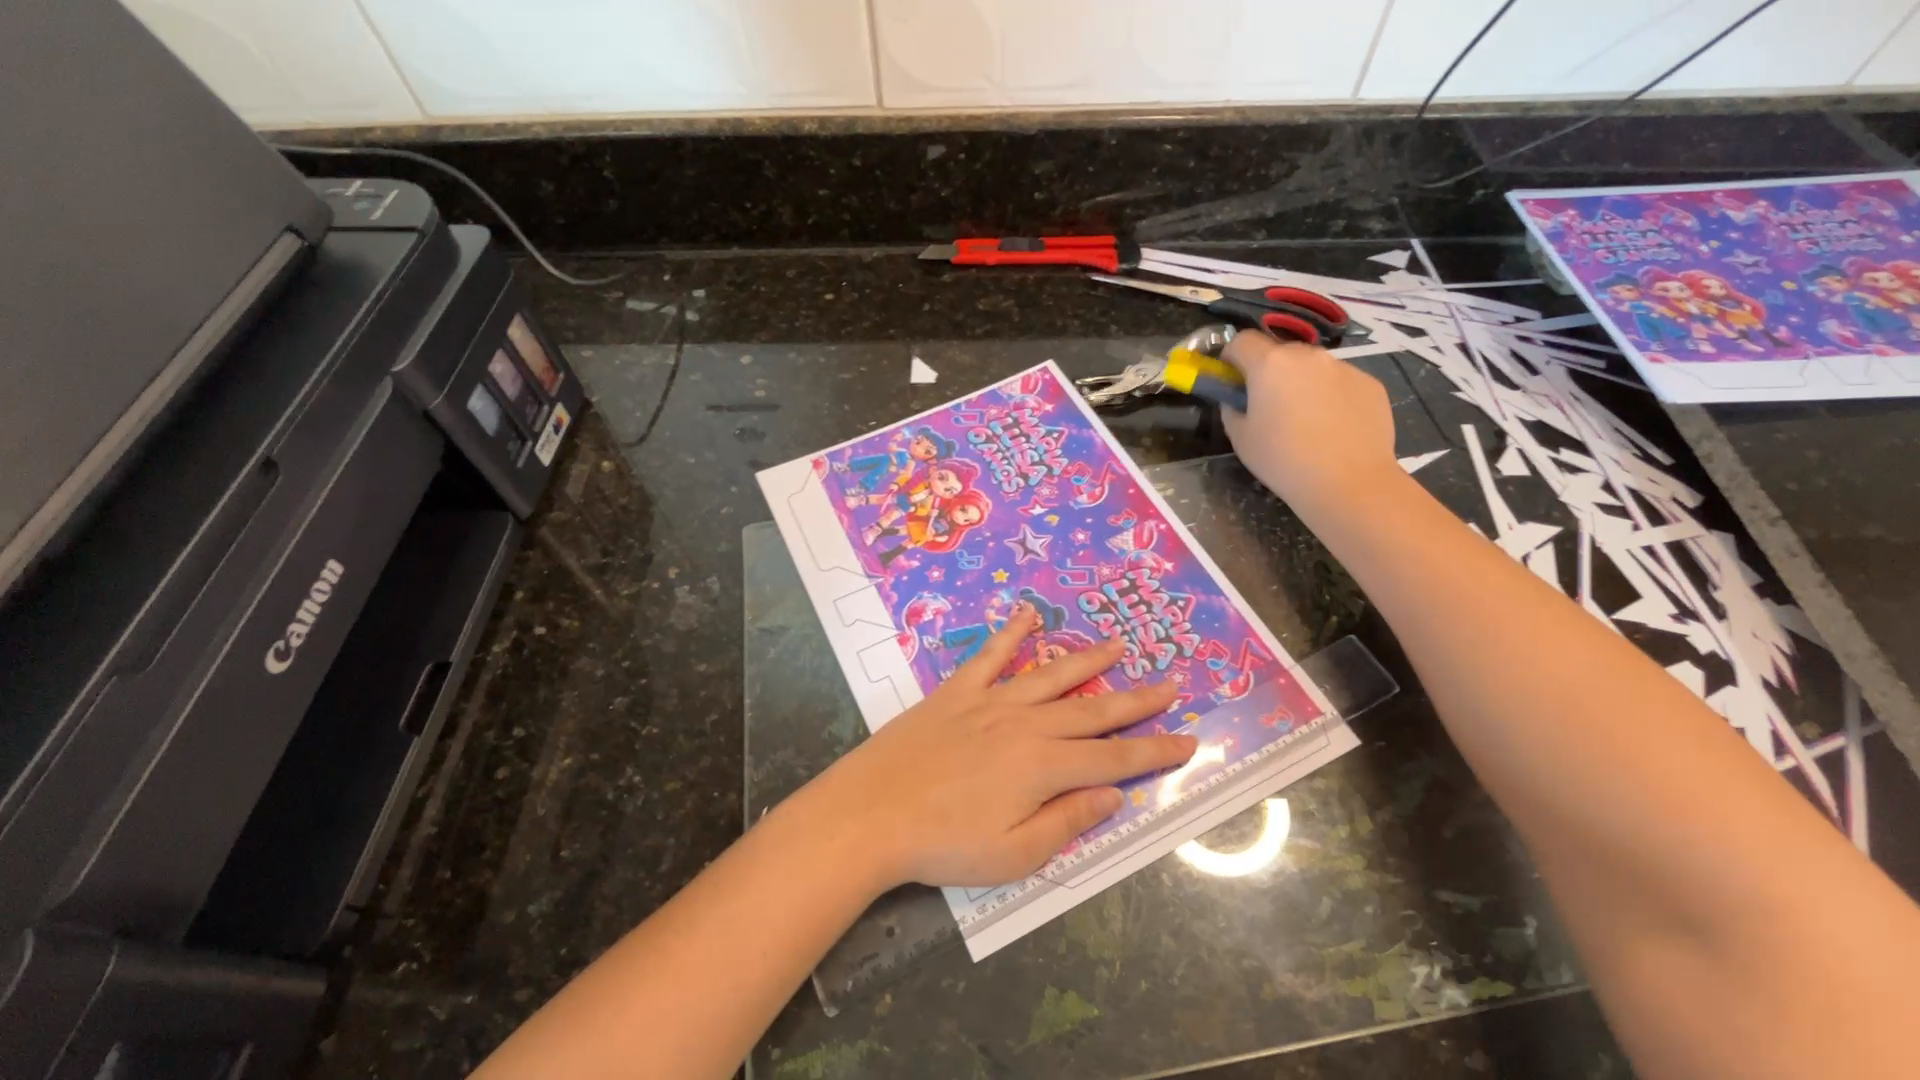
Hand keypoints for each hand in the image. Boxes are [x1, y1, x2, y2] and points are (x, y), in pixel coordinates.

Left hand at [804, 606, 1195, 889]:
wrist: (869, 814)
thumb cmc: (942, 845)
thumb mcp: (1014, 855)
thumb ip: (1067, 821)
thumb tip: (1114, 795)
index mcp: (1044, 767)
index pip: (1114, 759)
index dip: (1155, 751)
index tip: (1189, 741)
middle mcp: (1025, 725)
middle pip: (1093, 711)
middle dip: (1137, 701)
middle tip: (1171, 685)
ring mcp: (989, 702)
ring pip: (1052, 676)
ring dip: (1089, 661)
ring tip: (1119, 645)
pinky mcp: (954, 693)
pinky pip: (990, 657)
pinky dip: (1011, 635)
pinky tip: (1028, 616)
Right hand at [1219, 331, 1398, 511]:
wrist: (1350, 482)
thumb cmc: (1284, 461)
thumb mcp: (1241, 438)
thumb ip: (1233, 408)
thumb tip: (1238, 399)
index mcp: (1270, 364)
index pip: (1241, 341)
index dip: (1231, 358)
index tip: (1232, 380)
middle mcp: (1308, 356)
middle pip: (1280, 353)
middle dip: (1270, 372)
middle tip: (1270, 407)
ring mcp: (1344, 367)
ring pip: (1313, 367)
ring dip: (1303, 383)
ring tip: (1308, 422)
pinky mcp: (1370, 383)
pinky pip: (1341, 382)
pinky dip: (1332, 397)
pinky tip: (1335, 429)